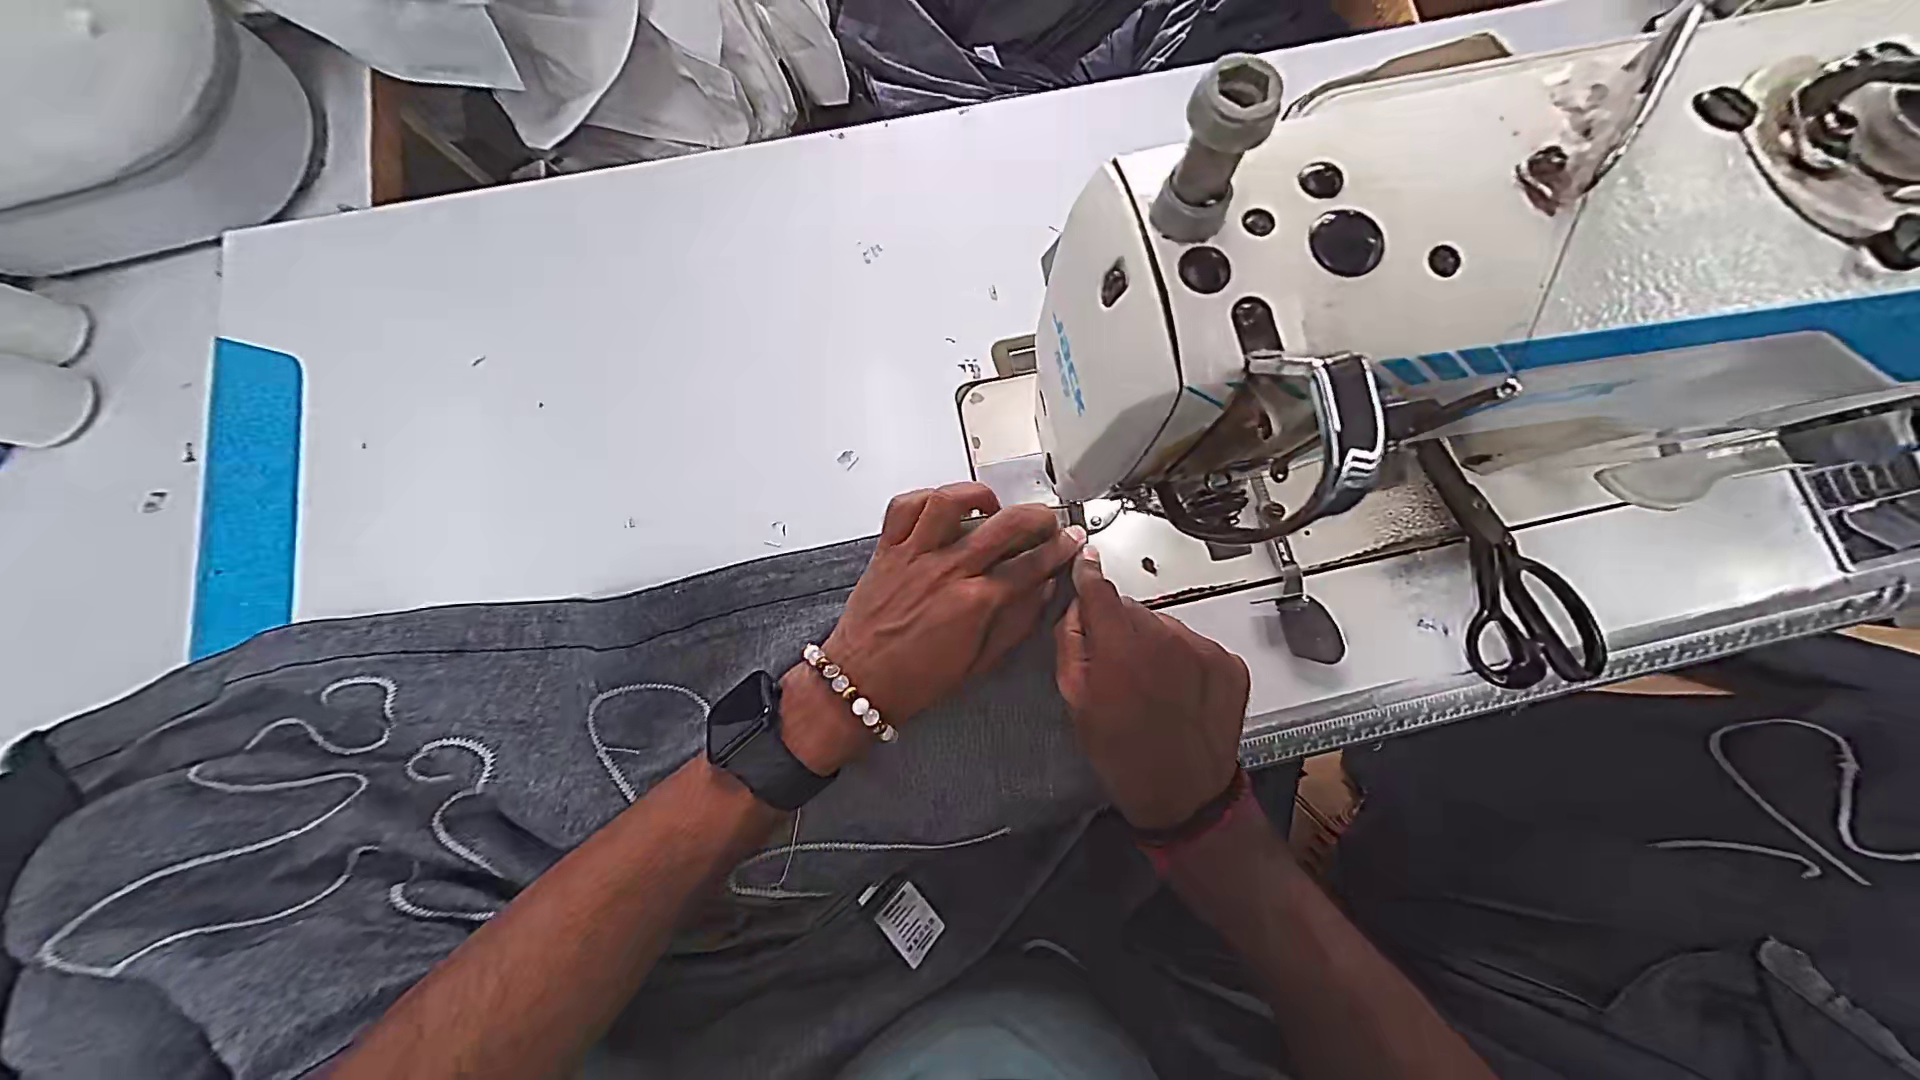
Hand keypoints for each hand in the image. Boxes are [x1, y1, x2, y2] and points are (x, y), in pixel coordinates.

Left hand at [819, 482, 1085, 727]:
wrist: (862, 682)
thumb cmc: (914, 679)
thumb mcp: (980, 662)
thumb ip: (1016, 623)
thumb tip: (1042, 591)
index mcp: (974, 603)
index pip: (1031, 564)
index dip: (1058, 550)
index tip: (1068, 542)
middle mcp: (946, 572)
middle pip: (1004, 525)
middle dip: (1037, 516)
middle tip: (1045, 520)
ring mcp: (915, 556)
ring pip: (950, 502)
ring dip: (979, 495)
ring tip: (992, 505)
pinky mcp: (888, 550)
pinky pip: (903, 507)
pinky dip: (925, 498)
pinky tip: (941, 507)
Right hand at [1054, 544, 1250, 829]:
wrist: (1182, 793)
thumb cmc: (1124, 755)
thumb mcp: (1075, 701)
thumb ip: (1070, 644)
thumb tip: (1076, 610)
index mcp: (1120, 648)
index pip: (1100, 587)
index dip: (1088, 573)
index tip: (1086, 562)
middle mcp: (1164, 640)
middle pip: (1131, 606)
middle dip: (1119, 625)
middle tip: (1117, 665)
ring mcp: (1200, 649)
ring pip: (1163, 623)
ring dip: (1152, 642)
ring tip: (1150, 684)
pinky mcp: (1227, 661)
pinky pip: (1192, 641)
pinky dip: (1182, 657)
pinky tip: (1176, 688)